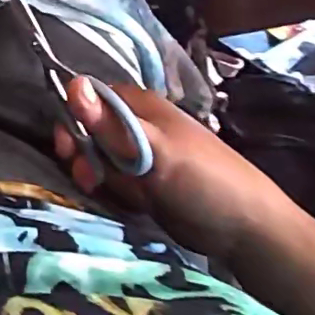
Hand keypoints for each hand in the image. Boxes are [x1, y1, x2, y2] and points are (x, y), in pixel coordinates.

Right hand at [53, 78, 285, 264]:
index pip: (93, 98)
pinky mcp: (145, 185)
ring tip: (101, 189)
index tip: (68, 146)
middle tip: (86, 175)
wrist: (246, 230)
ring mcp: (142, 157)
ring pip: (100, 158)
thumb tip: (73, 83)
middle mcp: (138, 126)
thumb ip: (112, 123)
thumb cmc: (203, 179)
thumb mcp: (154, 150)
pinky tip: (117, 200)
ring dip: (95, 173)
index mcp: (141, 105)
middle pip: (92, 129)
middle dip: (83, 151)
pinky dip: (110, 189)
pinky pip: (114, 181)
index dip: (76, 117)